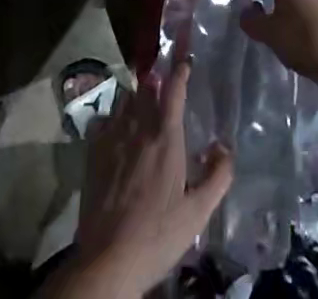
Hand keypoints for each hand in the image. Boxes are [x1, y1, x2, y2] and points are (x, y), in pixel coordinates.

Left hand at [65, 63, 232, 296]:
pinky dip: (112, 116)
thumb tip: (225, 147)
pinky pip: (103, 120)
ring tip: (142, 101)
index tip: (185, 61)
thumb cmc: (158, 235)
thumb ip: (218, 176)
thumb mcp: (198, 212)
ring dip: (135, 96)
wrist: (109, 257)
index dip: (180, 73)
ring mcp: (111, 138)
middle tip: (163, 80)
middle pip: (146, 90)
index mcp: (166, 139)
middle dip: (156, 81)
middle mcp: (137, 129)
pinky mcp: (93, 152)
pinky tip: (116, 127)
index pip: (173, 92)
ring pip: (124, 101)